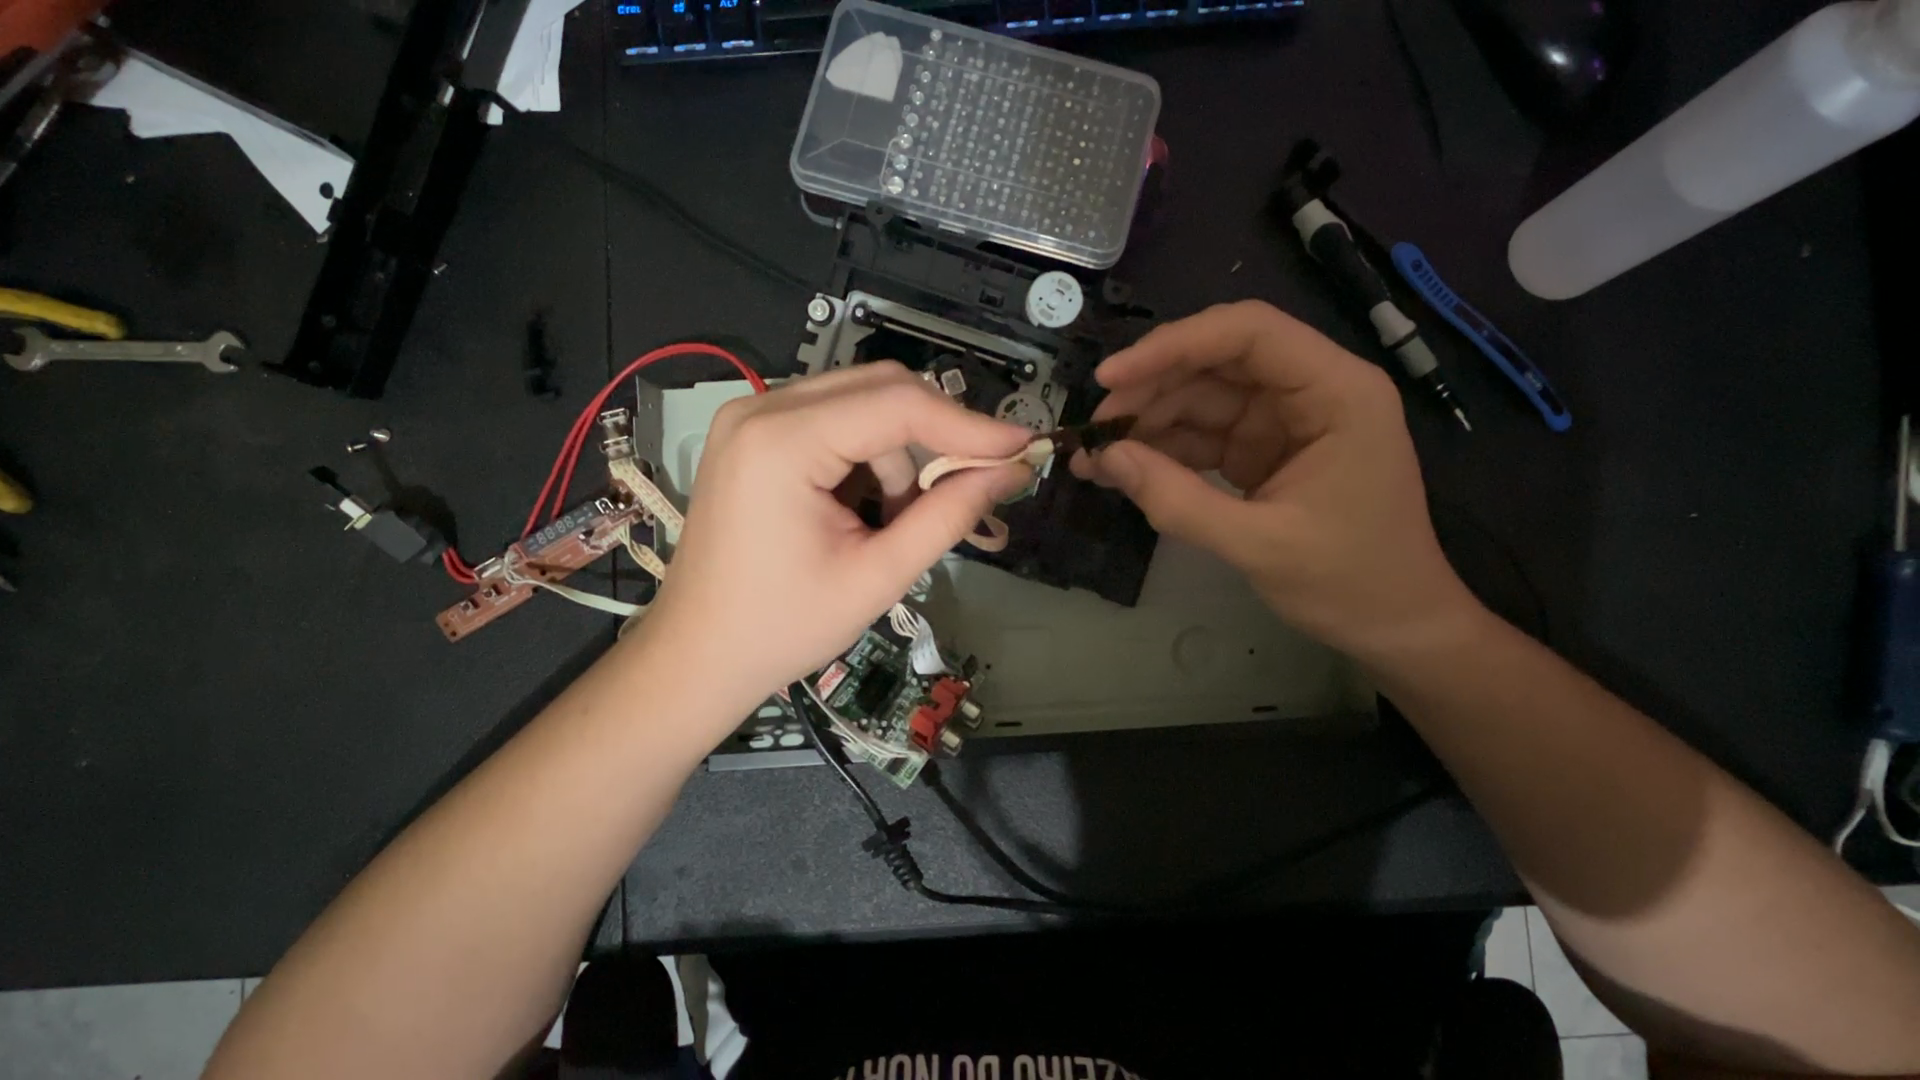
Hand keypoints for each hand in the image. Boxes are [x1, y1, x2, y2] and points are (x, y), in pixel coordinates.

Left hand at [632, 363, 1031, 725]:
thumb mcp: (877, 577)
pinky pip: (833, 418)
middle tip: (969, 486)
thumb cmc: (782, 628)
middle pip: (881, 387)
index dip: (969, 425)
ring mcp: (751, 414)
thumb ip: (948, 515)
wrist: (698, 654)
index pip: (899, 404)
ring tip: (893, 521)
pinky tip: (863, 507)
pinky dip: (867, 454)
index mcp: (782, 442)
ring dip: (898, 451)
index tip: (1023, 448)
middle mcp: (761, 408)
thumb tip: (1012, 471)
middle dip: (934, 436)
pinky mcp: (752, 431)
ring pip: (861, 401)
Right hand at [1073, 301, 1481, 661]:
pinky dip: (1160, 450)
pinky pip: (1201, 434)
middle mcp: (1310, 390)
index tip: (1111, 379)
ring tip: (1093, 457)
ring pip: (1201, 397)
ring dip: (1146, 423)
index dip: (1173, 345)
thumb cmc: (1350, 583)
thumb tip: (1105, 459)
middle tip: (1094, 431)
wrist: (1394, 626)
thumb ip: (1180, 502)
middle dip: (1151, 390)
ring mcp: (1283, 420)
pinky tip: (1119, 469)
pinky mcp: (1262, 450)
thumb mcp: (1261, 545)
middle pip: (1217, 361)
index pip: (1248, 334)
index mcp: (1336, 390)